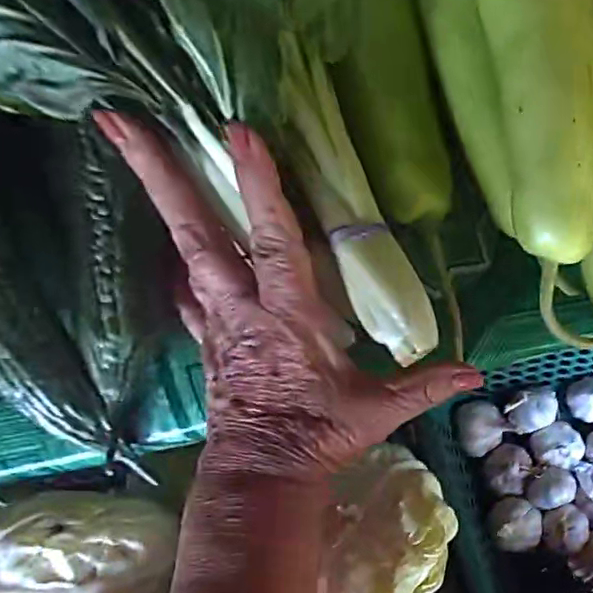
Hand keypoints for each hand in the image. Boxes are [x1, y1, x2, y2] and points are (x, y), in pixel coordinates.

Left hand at [95, 112, 480, 479]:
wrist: (264, 472)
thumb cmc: (320, 436)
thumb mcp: (378, 411)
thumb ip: (424, 385)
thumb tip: (475, 373)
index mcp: (289, 321)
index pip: (273, 246)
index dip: (261, 191)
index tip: (241, 133)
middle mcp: (243, 312)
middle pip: (198, 237)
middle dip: (161, 178)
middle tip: (117, 121)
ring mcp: (218, 325)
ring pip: (183, 256)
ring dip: (158, 203)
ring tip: (126, 147)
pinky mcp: (208, 341)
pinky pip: (186, 292)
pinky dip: (178, 262)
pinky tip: (174, 244)